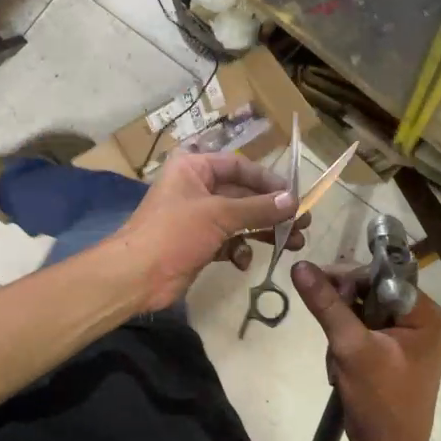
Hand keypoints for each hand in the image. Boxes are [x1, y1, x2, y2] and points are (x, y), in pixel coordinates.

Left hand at [109, 152, 300, 311]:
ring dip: (264, 231)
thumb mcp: (219, 215)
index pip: (237, 166)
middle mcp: (195, 187)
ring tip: (293, 244)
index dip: (266, 180)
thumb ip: (258, 208)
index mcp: (193, 168)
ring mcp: (197, 217)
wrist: (137, 275)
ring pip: (239, 219)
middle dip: (271, 210)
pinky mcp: (198, 243)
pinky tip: (244, 261)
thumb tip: (293, 200)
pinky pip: (229, 241)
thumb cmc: (174, 232)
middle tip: (303, 224)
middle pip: (242, 194)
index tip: (294, 195)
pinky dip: (240, 250)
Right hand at [292, 261, 440, 440]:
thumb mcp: (350, 347)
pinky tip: (340, 359)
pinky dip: (346, 337)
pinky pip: (364, 326)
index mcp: (426, 315)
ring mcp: (409, 337)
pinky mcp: (394, 351)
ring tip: (336, 351)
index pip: (381, 275)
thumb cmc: (379, 401)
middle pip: (371, 289)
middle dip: (344, 305)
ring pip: (363, 308)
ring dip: (342, 323)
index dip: (349, 278)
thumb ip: (326, 303)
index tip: (319, 289)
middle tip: (327, 326)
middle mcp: (423, 320)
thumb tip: (299, 265)